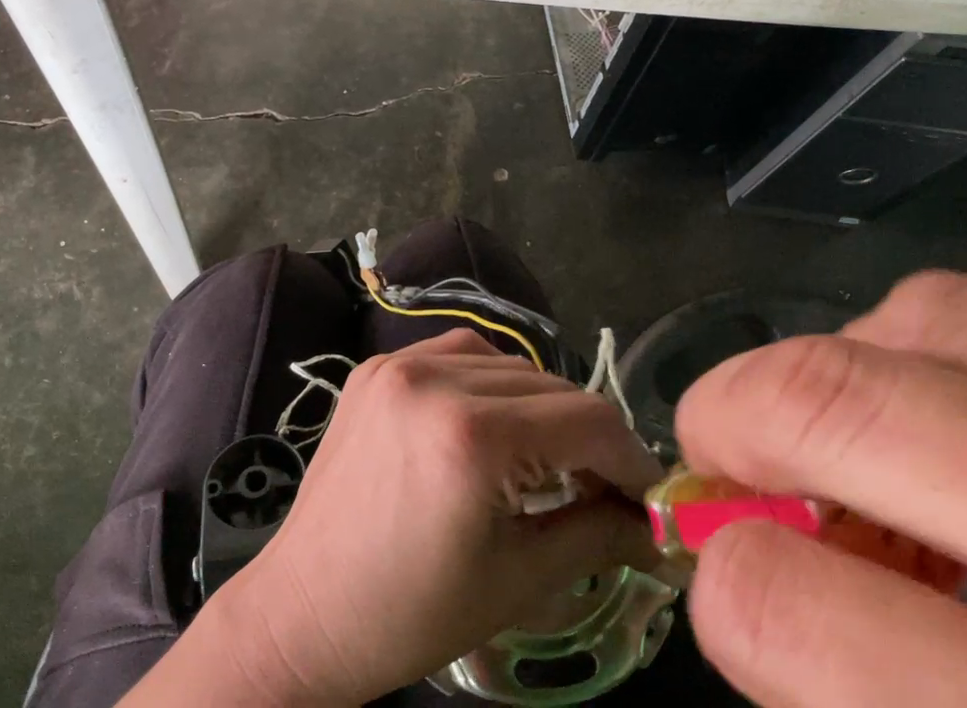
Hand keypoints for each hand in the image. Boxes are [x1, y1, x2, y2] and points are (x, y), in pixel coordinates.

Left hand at [131, 328, 662, 706]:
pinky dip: (490, 383)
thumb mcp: (519, 579)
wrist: (305, 612)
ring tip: (545, 462)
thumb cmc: (411, 613)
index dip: (632, 460)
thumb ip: (600, 534)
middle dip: (590, 440)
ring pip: (509, 365)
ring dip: (542, 409)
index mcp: (470, 434)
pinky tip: (492, 427)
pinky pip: (458, 355)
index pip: (589, 420)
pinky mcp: (374, 370)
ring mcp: (396, 366)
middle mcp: (432, 378)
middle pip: (553, 388)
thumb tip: (662, 526)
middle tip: (602, 491)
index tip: (648, 499)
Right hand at [675, 272, 966, 706]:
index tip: (728, 574)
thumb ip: (880, 700)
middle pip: (856, 403)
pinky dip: (953, 357)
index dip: (725, 586)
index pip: (809, 613)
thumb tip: (757, 580)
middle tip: (723, 459)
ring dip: (842, 370)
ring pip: (946, 317)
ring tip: (854, 447)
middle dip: (732, 419)